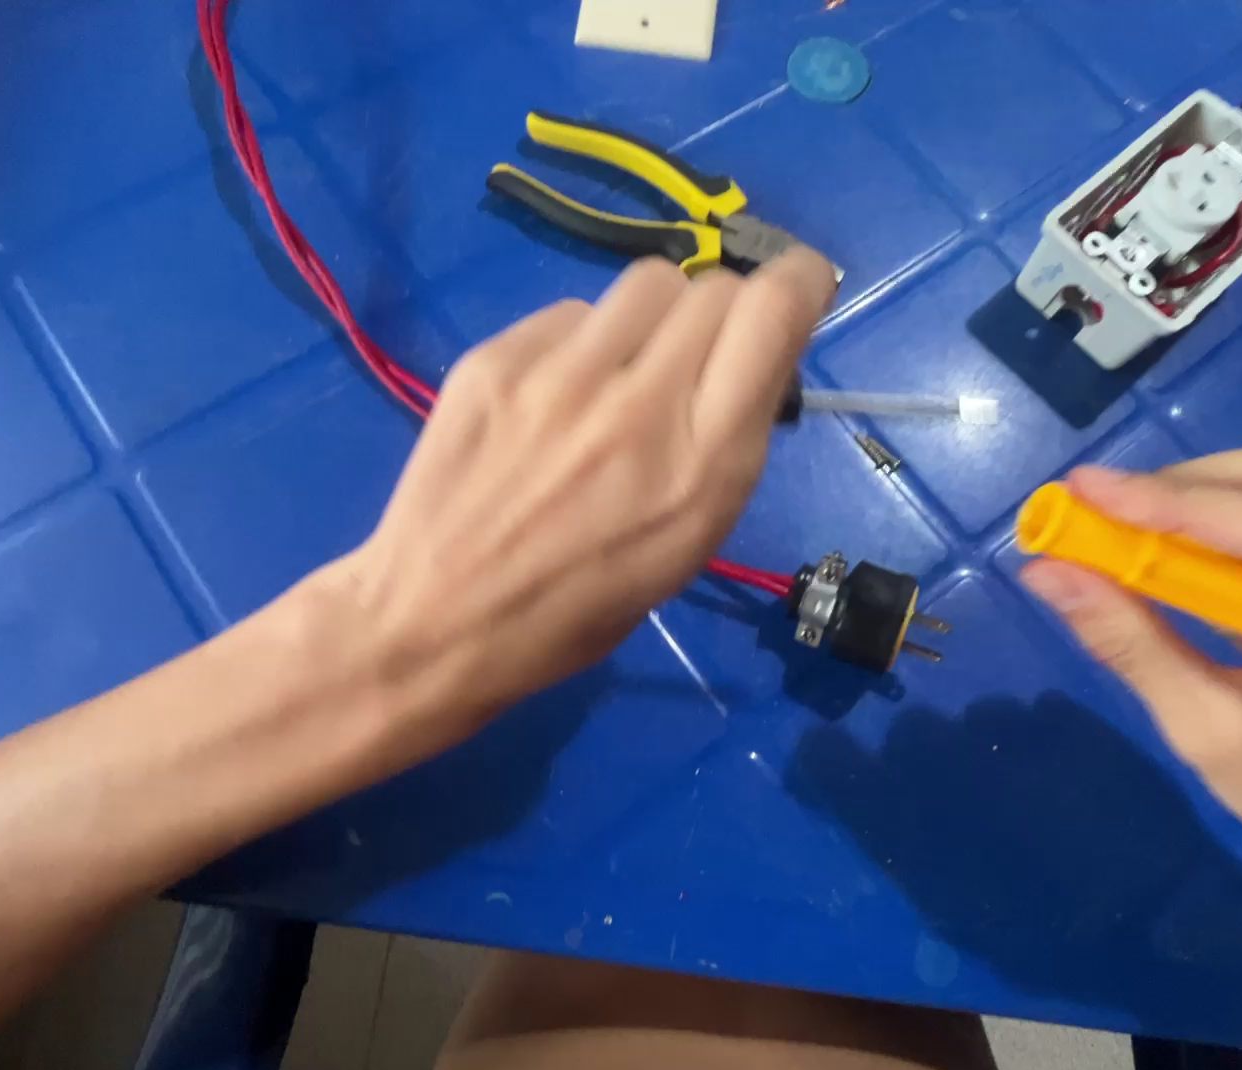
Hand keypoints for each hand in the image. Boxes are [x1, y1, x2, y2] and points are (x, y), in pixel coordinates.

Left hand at [323, 252, 835, 759]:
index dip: (799, 283)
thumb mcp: (690, 544)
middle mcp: (641, 405)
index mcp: (704, 467)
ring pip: (650, 281)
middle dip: (729, 313)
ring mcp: (561, 375)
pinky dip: (588, 340)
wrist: (442, 616)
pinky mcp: (497, 358)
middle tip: (701, 360)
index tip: (799, 291)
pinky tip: (559, 393)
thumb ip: (729, 444)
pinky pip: (575, 312)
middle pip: (716, 287)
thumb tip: (748, 365)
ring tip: (629, 370)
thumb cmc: (582, 605)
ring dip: (662, 316)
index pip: (772, 313)